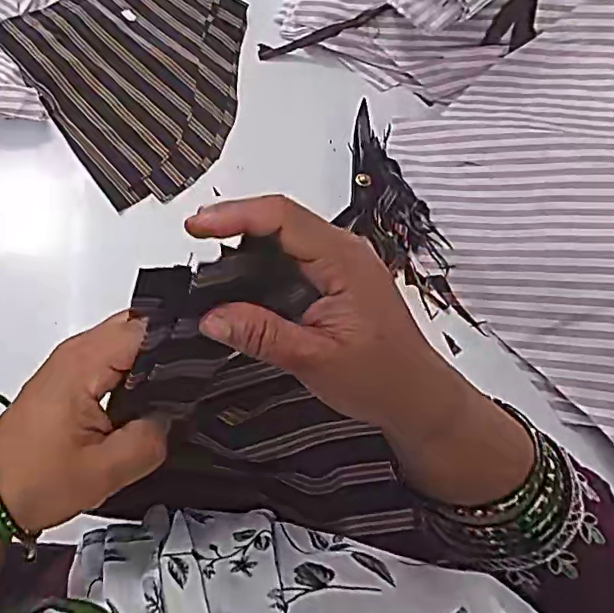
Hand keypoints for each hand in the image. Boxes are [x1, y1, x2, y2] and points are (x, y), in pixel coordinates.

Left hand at [0, 313, 168, 532]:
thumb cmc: (29, 479)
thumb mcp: (105, 471)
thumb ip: (150, 440)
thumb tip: (174, 419)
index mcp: (84, 364)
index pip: (145, 328)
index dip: (176, 344)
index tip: (194, 367)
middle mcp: (75, 352)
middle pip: (136, 324)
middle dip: (165, 347)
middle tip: (184, 383)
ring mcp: (70, 360)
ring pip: (123, 337)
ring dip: (147, 358)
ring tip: (164, 394)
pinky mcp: (68, 374)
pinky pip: (110, 354)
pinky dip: (130, 368)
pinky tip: (138, 400)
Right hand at [185, 195, 474, 440]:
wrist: (418, 397)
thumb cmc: (385, 377)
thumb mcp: (313, 359)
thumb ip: (260, 334)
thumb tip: (212, 317)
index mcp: (344, 260)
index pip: (281, 217)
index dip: (234, 215)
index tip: (199, 225)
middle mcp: (345, 250)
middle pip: (280, 215)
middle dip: (233, 221)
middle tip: (195, 235)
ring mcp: (342, 260)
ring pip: (285, 231)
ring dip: (246, 237)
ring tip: (209, 251)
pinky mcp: (335, 274)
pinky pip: (293, 251)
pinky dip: (262, 255)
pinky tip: (241, 272)